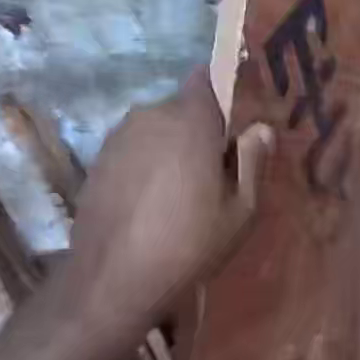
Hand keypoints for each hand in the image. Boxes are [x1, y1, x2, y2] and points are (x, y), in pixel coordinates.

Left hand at [59, 71, 270, 344]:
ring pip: (159, 129)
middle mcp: (149, 116)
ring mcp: (118, 138)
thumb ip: (254, 162)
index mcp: (189, 122)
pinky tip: (157, 201)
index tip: (239, 120)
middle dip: (203, 128)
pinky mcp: (99, 161)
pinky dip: (151, 163)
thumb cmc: (189, 243)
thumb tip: (260, 128)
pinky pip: (137, 148)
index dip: (224, 93)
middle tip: (221, 167)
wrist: (112, 280)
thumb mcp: (241, 210)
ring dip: (176, 147)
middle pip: (184, 108)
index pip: (206, 79)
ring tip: (188, 189)